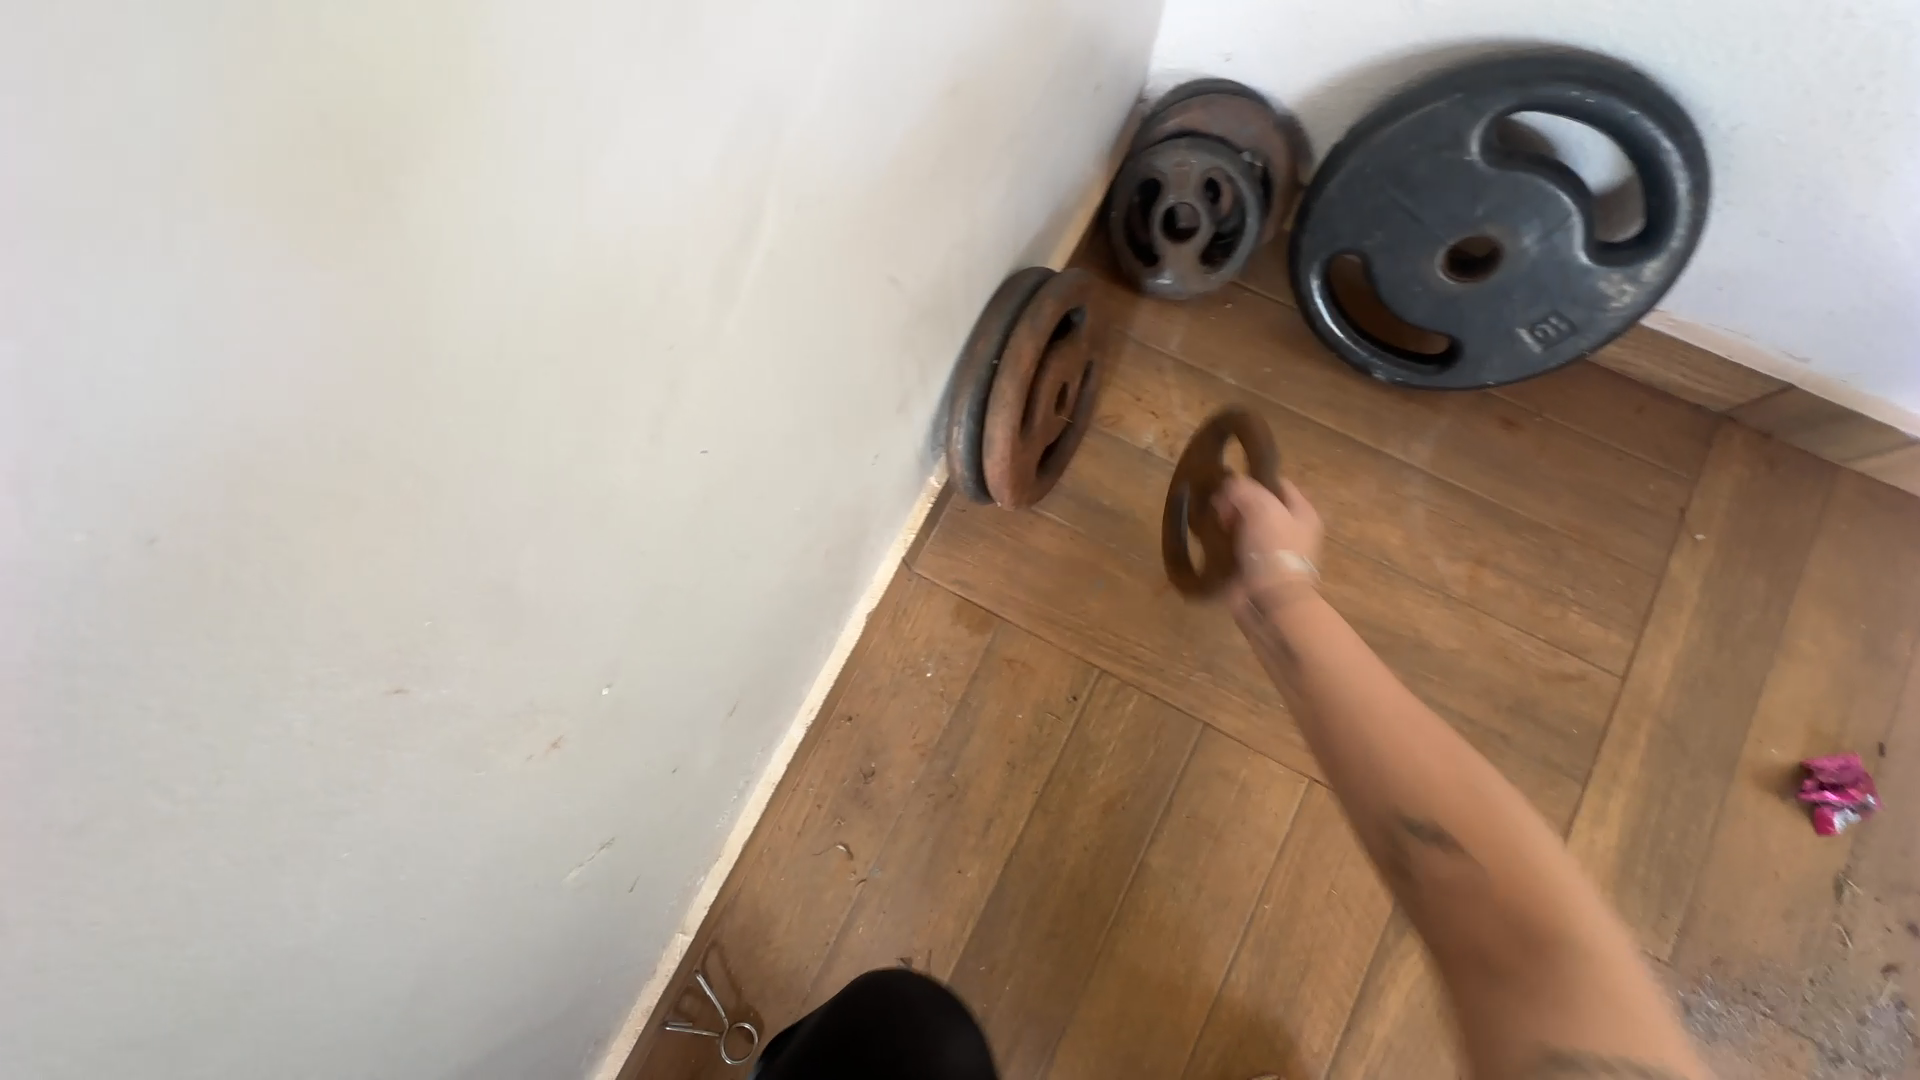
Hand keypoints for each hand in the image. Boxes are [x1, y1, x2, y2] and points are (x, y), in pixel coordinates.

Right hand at [1212, 476, 1323, 604]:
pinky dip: (1224, 546)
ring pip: (1246, 528)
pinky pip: (1237, 550)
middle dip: (1236, 505)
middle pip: (1259, 506)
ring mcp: (1273, 552)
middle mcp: (1291, 531)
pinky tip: (1211, 543)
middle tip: (1219, 509)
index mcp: (1302, 513)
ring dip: (1228, 525)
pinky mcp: (1256, 570)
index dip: (1253, 481)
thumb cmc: (1273, 549)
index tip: (1229, 485)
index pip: (1277, 484)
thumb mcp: (1262, 508)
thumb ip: (1245, 490)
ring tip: (1211, 524)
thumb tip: (1229, 485)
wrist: (1271, 600)